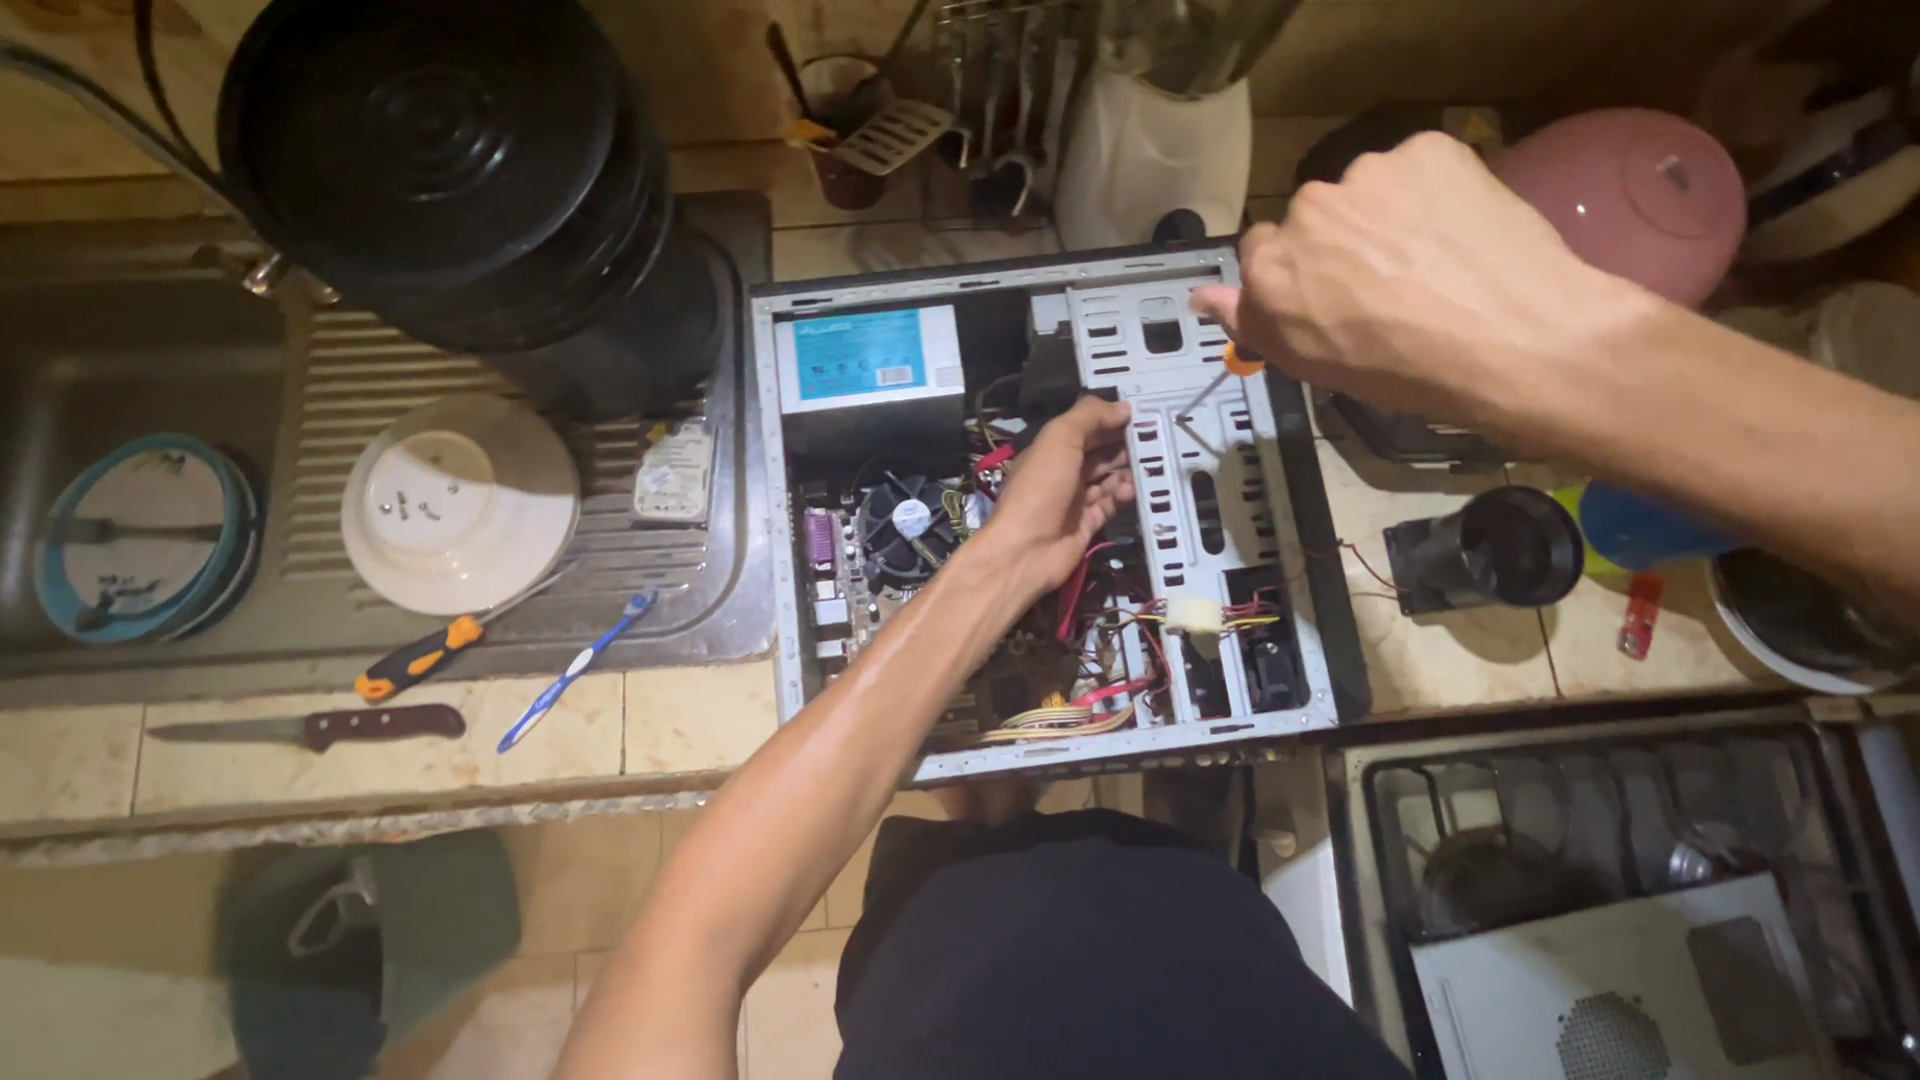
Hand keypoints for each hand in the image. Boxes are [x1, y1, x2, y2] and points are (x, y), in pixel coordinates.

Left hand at [971, 395, 1133, 601]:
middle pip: (1098, 453)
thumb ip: (1089, 417)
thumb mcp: (1060, 439)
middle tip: (1155, 439)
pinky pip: (1109, 505)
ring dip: (1127, 470)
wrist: (1026, 549)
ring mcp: (1074, 500)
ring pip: (1107, 479)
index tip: (1141, 413)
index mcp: (1051, 449)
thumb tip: (1123, 407)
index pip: (1084, 428)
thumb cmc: (1040, 487)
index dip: (1109, 419)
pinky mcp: (1086, 525)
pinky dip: (1122, 496)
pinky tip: (1133, 489)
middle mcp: (1062, 472)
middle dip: (1123, 445)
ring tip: (1150, 463)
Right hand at [1190, 132, 1629, 431]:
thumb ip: (1246, 320)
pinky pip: (1413, 167)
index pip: (1260, 253)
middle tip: (1381, 281)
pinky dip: (1427, 190)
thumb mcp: (1306, 362)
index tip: (1328, 298)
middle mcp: (1305, 212)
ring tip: (1425, 255)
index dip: (1296, 276)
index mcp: (1270, 268)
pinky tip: (1453, 228)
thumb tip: (1199, 295)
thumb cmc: (1398, 370)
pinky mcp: (1427, 150)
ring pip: (1361, 190)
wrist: (1511, 339)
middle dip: (1334, 242)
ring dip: (1379, 213)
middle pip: (1309, 218)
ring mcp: (1367, 175)